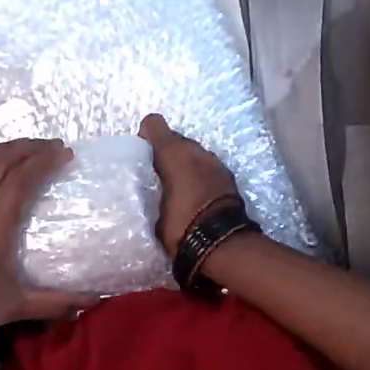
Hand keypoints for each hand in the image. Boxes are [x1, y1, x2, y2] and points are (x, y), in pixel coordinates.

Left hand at [0, 138, 98, 340]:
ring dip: (6, 149)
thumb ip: (57, 301)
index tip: (65, 152)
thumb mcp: (18, 305)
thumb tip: (95, 301)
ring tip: (29, 147)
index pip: (20, 180)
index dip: (43, 162)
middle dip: (28, 148)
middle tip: (53, 144)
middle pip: (0, 162)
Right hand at [139, 114, 241, 255]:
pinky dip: (199, 174)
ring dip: (184, 163)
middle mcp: (196, 151)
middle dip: (166, 152)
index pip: (154, 125)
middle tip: (155, 173)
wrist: (223, 244)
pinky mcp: (229, 177)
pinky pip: (206, 167)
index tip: (141, 154)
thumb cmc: (181, 226)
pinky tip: (193, 193)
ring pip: (193, 153)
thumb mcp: (153, 209)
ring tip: (175, 185)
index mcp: (174, 154)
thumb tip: (147, 185)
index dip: (146, 135)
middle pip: (176, 140)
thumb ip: (149, 188)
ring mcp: (216, 162)